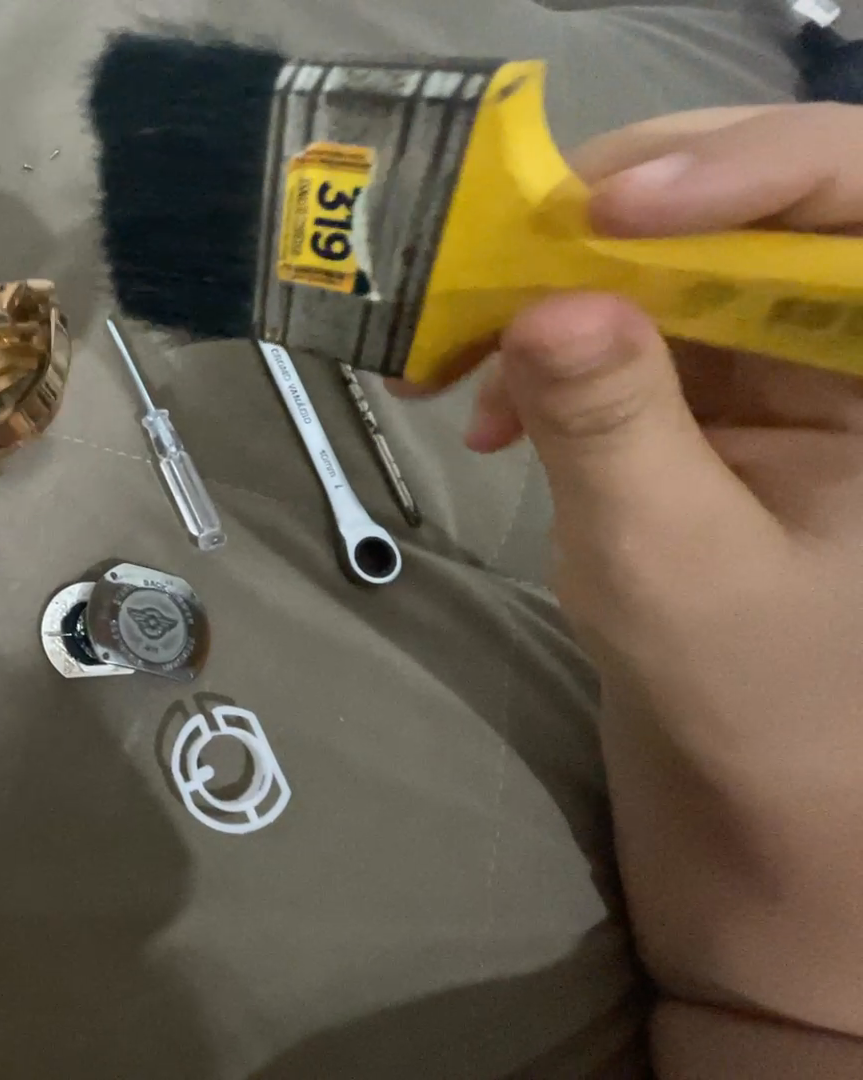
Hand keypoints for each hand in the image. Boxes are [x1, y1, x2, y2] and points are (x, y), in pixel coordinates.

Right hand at [464, 105, 862, 1026]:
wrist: (759, 771)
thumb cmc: (754, 690)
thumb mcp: (668, 558)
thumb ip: (613, 430)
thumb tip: (544, 312)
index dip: (748, 168)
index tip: (600, 205)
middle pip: (759, 207)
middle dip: (607, 226)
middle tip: (485, 263)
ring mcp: (793, 360)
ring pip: (667, 265)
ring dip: (546, 296)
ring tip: (452, 357)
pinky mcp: (716, 393)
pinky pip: (621, 331)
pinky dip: (539, 353)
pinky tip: (484, 407)